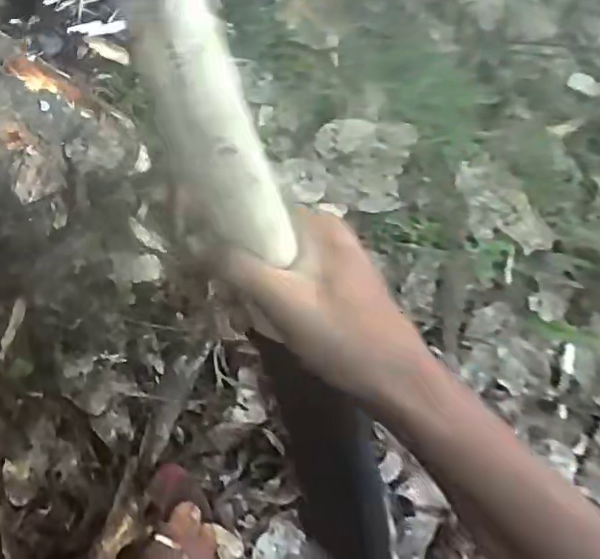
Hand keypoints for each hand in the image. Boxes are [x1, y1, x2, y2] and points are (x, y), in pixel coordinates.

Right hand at [223, 209, 433, 409]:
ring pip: (272, 260)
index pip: (255, 207)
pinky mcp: (334, 285)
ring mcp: (332, 259)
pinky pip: (287, 277)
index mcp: (318, 224)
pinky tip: (266, 322)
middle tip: (228, 296)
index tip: (206, 253)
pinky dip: (271, 296)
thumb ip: (236, 265)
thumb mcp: (281, 300)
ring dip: (252, 285)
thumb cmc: (344, 339)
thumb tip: (194, 241)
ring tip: (244, 314)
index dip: (224, 227)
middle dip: (239, 264)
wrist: (404, 391)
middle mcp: (326, 233)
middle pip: (261, 236)